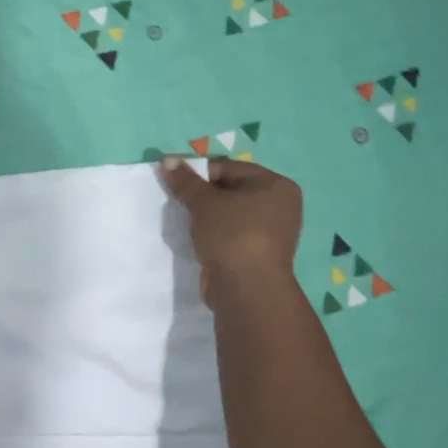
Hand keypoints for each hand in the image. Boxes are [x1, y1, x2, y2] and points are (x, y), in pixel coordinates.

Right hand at [161, 157, 302, 289]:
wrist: (246, 288)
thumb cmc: (232, 235)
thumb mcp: (205, 203)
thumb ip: (186, 181)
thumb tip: (168, 159)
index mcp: (276, 185)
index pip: (229, 169)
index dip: (199, 173)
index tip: (173, 183)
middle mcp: (279, 205)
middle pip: (230, 190)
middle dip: (201, 196)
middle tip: (176, 202)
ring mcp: (270, 231)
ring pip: (228, 214)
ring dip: (204, 216)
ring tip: (183, 221)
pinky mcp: (257, 253)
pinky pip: (229, 234)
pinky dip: (212, 234)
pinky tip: (194, 239)